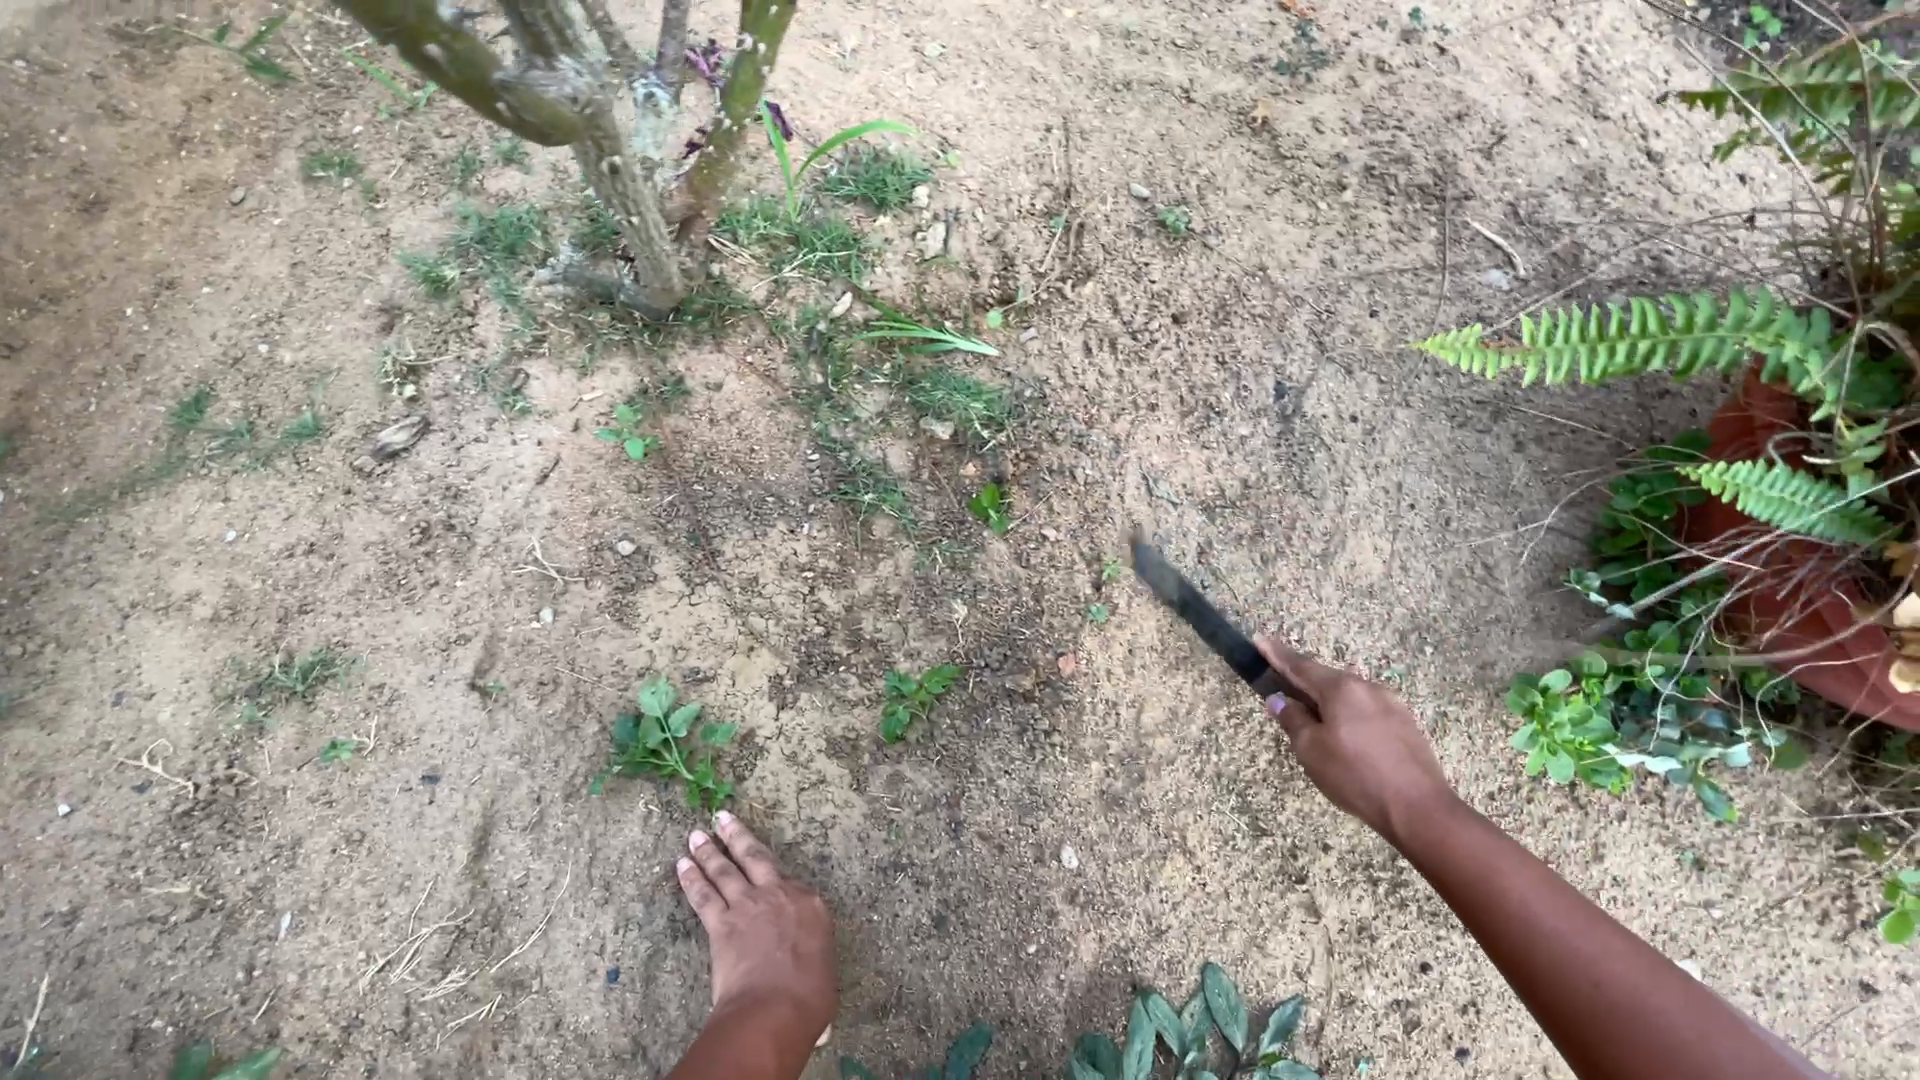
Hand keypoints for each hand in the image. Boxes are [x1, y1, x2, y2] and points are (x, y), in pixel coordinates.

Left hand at [676, 811, 837, 1040]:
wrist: (775, 1006)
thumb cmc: (809, 997)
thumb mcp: (823, 971)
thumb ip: (812, 958)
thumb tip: (807, 971)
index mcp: (810, 905)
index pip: (792, 885)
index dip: (778, 881)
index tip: (770, 876)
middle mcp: (779, 895)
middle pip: (755, 858)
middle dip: (737, 836)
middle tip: (722, 817)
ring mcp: (748, 906)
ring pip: (726, 870)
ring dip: (709, 851)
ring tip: (697, 834)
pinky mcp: (721, 924)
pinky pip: (704, 896)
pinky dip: (691, 879)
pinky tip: (682, 865)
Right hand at [1255, 637, 1459, 844]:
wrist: (1419, 808)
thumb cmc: (1355, 776)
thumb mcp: (1311, 750)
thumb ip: (1292, 720)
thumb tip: (1279, 700)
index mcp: (1341, 689)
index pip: (1300, 665)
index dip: (1277, 654)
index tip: (1259, 640)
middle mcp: (1368, 688)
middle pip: (1327, 678)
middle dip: (1303, 681)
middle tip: (1281, 685)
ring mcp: (1392, 705)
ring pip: (1348, 695)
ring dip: (1327, 701)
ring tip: (1313, 717)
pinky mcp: (1406, 725)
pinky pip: (1366, 709)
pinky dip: (1348, 714)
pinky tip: (1344, 733)